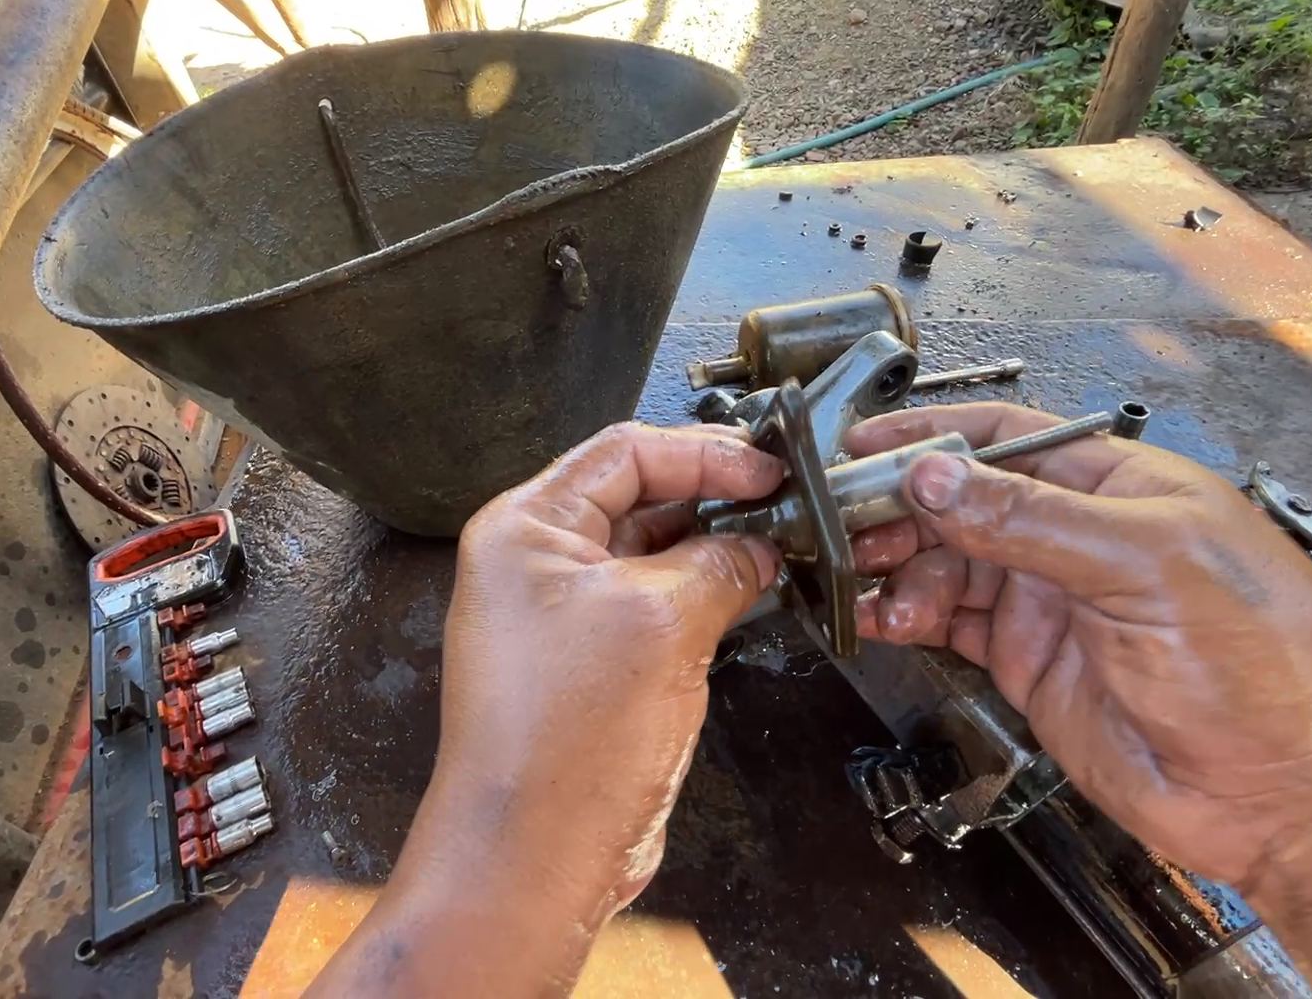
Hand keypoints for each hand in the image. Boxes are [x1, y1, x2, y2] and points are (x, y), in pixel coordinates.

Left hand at [308, 423, 780, 996]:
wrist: (536, 857)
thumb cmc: (576, 730)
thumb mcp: (660, 621)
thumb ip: (718, 564)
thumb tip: (761, 543)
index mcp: (527, 526)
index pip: (624, 454)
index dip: (703, 453)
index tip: (767, 469)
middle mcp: (538, 558)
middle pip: (636, 495)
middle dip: (711, 496)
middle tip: (784, 500)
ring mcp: (565, 608)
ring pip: (650, 549)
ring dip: (712, 544)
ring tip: (779, 538)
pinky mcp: (594, 653)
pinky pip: (654, 598)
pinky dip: (702, 589)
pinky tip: (752, 585)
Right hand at [842, 402, 1311, 890]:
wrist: (1290, 801)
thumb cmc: (1266, 666)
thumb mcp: (1142, 564)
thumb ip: (1025, 517)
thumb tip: (931, 475)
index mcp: (1110, 487)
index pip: (1000, 438)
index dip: (927, 435)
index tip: (864, 442)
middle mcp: (1067, 535)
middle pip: (955, 501)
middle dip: (896, 508)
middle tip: (847, 524)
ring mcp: (1039, 595)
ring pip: (938, 560)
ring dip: (894, 567)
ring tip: (868, 583)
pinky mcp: (1017, 652)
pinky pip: (940, 617)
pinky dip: (899, 614)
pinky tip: (875, 617)